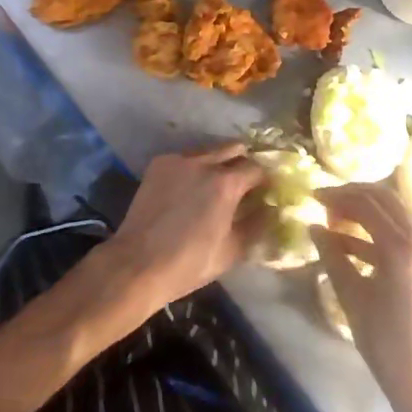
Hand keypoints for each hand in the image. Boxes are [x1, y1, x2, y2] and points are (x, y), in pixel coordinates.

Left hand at [96, 142, 265, 312]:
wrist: (138, 262)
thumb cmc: (190, 263)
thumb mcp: (231, 250)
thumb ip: (256, 226)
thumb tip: (272, 210)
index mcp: (226, 183)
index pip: (256, 168)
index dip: (265, 179)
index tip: (266, 190)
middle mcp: (204, 162)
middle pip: (234, 148)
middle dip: (243, 162)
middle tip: (244, 183)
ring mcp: (179, 159)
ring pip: (208, 150)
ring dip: (218, 162)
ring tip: (216, 185)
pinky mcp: (159, 163)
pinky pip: (186, 157)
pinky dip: (194, 167)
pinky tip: (190, 188)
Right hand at [314, 184, 411, 411]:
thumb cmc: (387, 346)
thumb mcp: (352, 298)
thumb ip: (332, 256)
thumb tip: (313, 227)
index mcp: (403, 249)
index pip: (367, 203)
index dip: (337, 195)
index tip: (314, 196)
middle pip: (385, 200)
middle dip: (353, 196)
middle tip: (326, 204)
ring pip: (397, 215)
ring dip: (367, 213)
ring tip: (336, 224)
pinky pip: (405, 236)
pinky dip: (380, 233)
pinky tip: (355, 246)